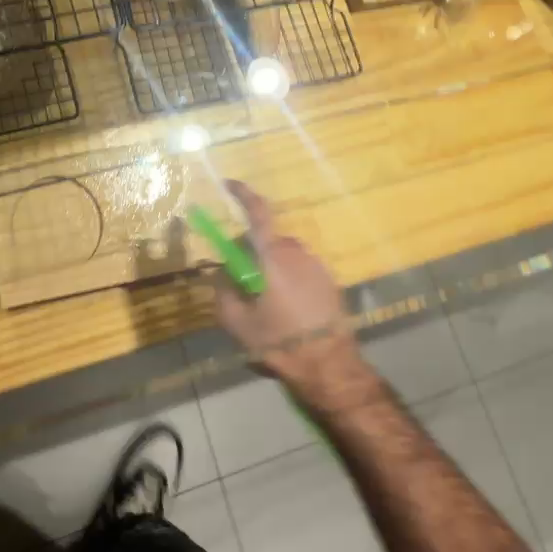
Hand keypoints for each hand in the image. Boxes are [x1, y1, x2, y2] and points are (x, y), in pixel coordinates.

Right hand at [211, 181, 373, 408]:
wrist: (329, 366)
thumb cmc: (280, 342)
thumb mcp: (238, 324)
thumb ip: (223, 294)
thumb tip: (221, 276)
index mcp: (272, 257)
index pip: (257, 212)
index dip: (242, 194)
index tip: (228, 185)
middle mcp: (296, 253)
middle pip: (268, 240)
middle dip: (253, 252)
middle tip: (243, 282)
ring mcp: (317, 266)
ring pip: (285, 257)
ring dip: (273, 269)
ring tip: (268, 304)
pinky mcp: (331, 282)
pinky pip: (302, 271)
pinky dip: (291, 281)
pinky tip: (290, 311)